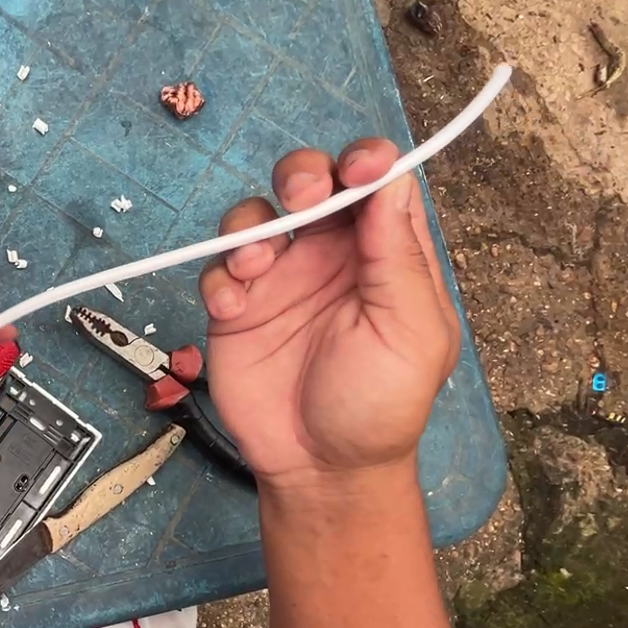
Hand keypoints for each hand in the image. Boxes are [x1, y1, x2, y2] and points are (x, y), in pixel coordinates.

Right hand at [199, 140, 461, 489]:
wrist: (318, 464)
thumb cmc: (379, 403)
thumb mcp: (411, 331)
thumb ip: (397, 258)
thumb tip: (390, 182)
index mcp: (382, 255)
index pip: (374, 186)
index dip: (366, 163)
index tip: (359, 170)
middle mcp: (327, 257)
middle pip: (308, 186)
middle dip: (300, 177)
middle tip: (301, 199)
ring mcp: (276, 282)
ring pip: (253, 219)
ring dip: (250, 228)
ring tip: (256, 266)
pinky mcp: (233, 311)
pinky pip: (216, 272)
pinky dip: (218, 280)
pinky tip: (232, 309)